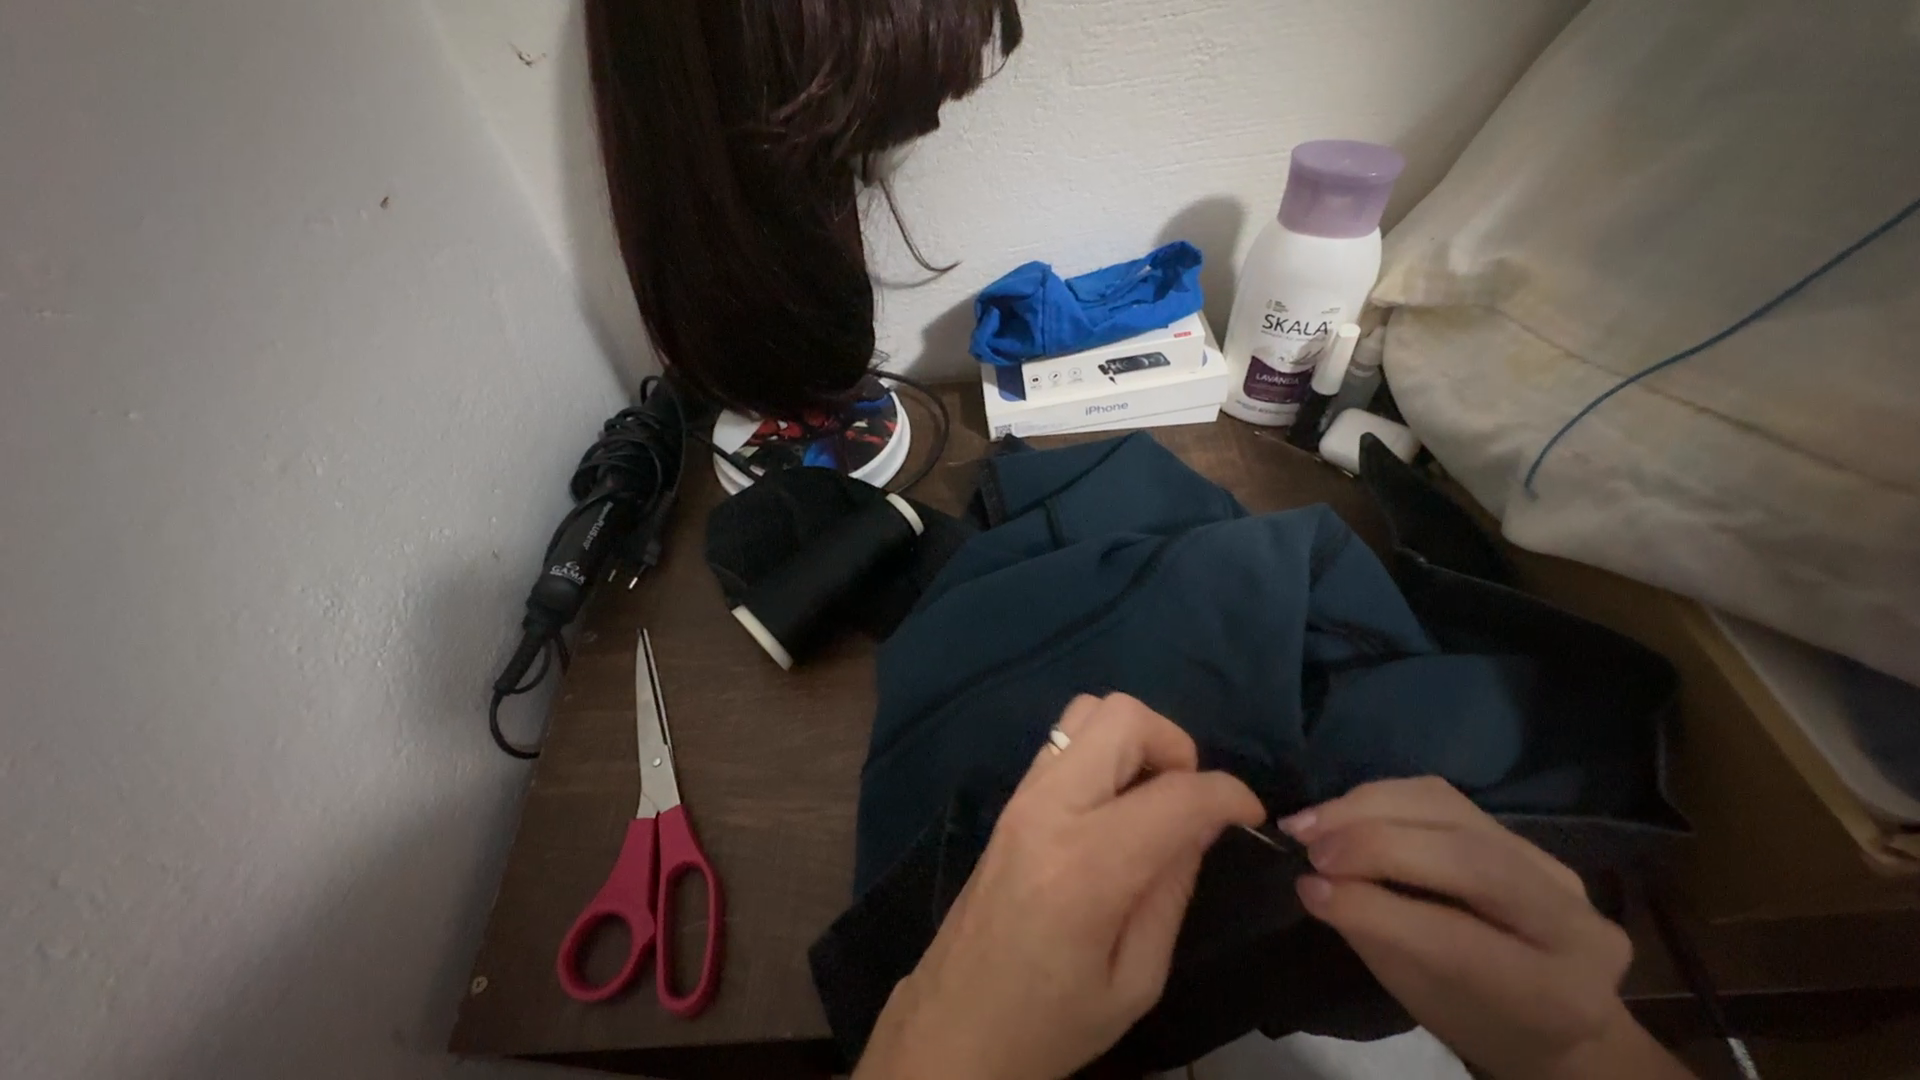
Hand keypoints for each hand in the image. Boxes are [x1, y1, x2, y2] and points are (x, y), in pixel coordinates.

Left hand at [852, 693, 1263, 1079]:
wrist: (956, 1025)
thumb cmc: (1052, 1021)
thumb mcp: (1136, 977)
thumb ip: (1173, 886)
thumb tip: (1204, 820)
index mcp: (1085, 864)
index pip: (1176, 792)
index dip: (1229, 794)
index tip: (1250, 817)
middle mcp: (1048, 808)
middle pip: (1121, 715)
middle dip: (1175, 746)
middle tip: (1189, 802)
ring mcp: (1021, 796)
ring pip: (1087, 712)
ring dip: (1135, 741)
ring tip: (1152, 800)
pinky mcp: (1009, 800)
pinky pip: (1064, 741)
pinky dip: (1103, 752)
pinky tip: (1115, 806)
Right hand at [1284, 777, 1692, 1079]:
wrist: (1554, 1019)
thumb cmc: (1477, 1020)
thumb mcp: (1424, 999)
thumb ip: (1376, 938)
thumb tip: (1314, 885)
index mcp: (1555, 993)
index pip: (1458, 939)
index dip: (1375, 909)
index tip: (1309, 888)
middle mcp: (1570, 919)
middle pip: (1465, 856)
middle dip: (1373, 844)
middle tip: (1308, 848)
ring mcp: (1549, 866)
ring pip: (1449, 809)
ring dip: (1365, 808)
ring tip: (1310, 823)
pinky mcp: (1518, 833)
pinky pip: (1440, 797)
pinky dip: (1377, 799)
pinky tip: (1339, 813)